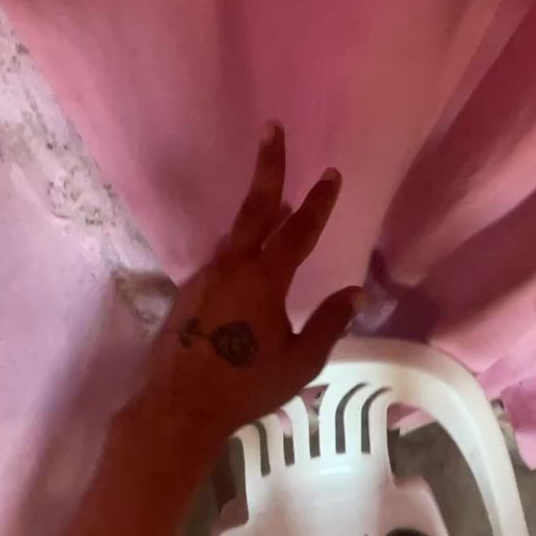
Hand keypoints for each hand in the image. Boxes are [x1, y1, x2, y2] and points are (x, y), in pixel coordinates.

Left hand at [131, 123, 361, 445]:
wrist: (178, 407)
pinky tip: (251, 257)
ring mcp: (205, 277)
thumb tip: (356, 293)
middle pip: (255, 209)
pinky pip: (223, 258)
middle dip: (268, 167)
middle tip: (272, 128)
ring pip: (236, 235)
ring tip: (275, 199)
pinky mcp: (190, 292)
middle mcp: (231, 268)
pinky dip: (242, 245)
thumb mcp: (300, 361)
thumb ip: (329, 323)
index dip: (318, 202)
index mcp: (263, 281)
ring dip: (259, 212)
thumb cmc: (246, 387)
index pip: (298, 231)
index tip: (331, 174)